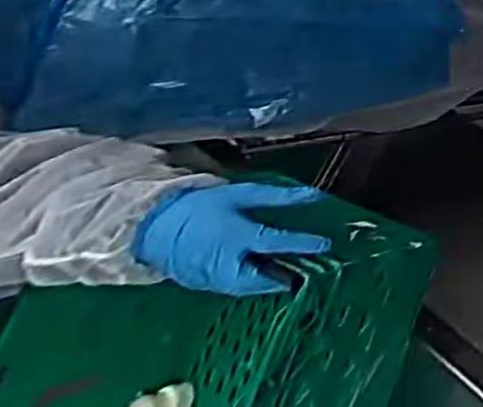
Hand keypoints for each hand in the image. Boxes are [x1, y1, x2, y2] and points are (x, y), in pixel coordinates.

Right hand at [134, 182, 330, 295]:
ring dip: (265, 285)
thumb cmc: (205, 205)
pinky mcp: (197, 283)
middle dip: (280, 278)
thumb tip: (314, 194)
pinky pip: (227, 288)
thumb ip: (280, 196)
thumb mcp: (245, 193)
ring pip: (241, 287)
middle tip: (305, 274)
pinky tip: (261, 278)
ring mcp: (206, 276)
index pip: (276, 242)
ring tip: (288, 279)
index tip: (326, 245)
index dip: (303, 244)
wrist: (156, 224)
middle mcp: (221, 261)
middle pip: (256, 277)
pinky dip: (246, 285)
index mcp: (235, 236)